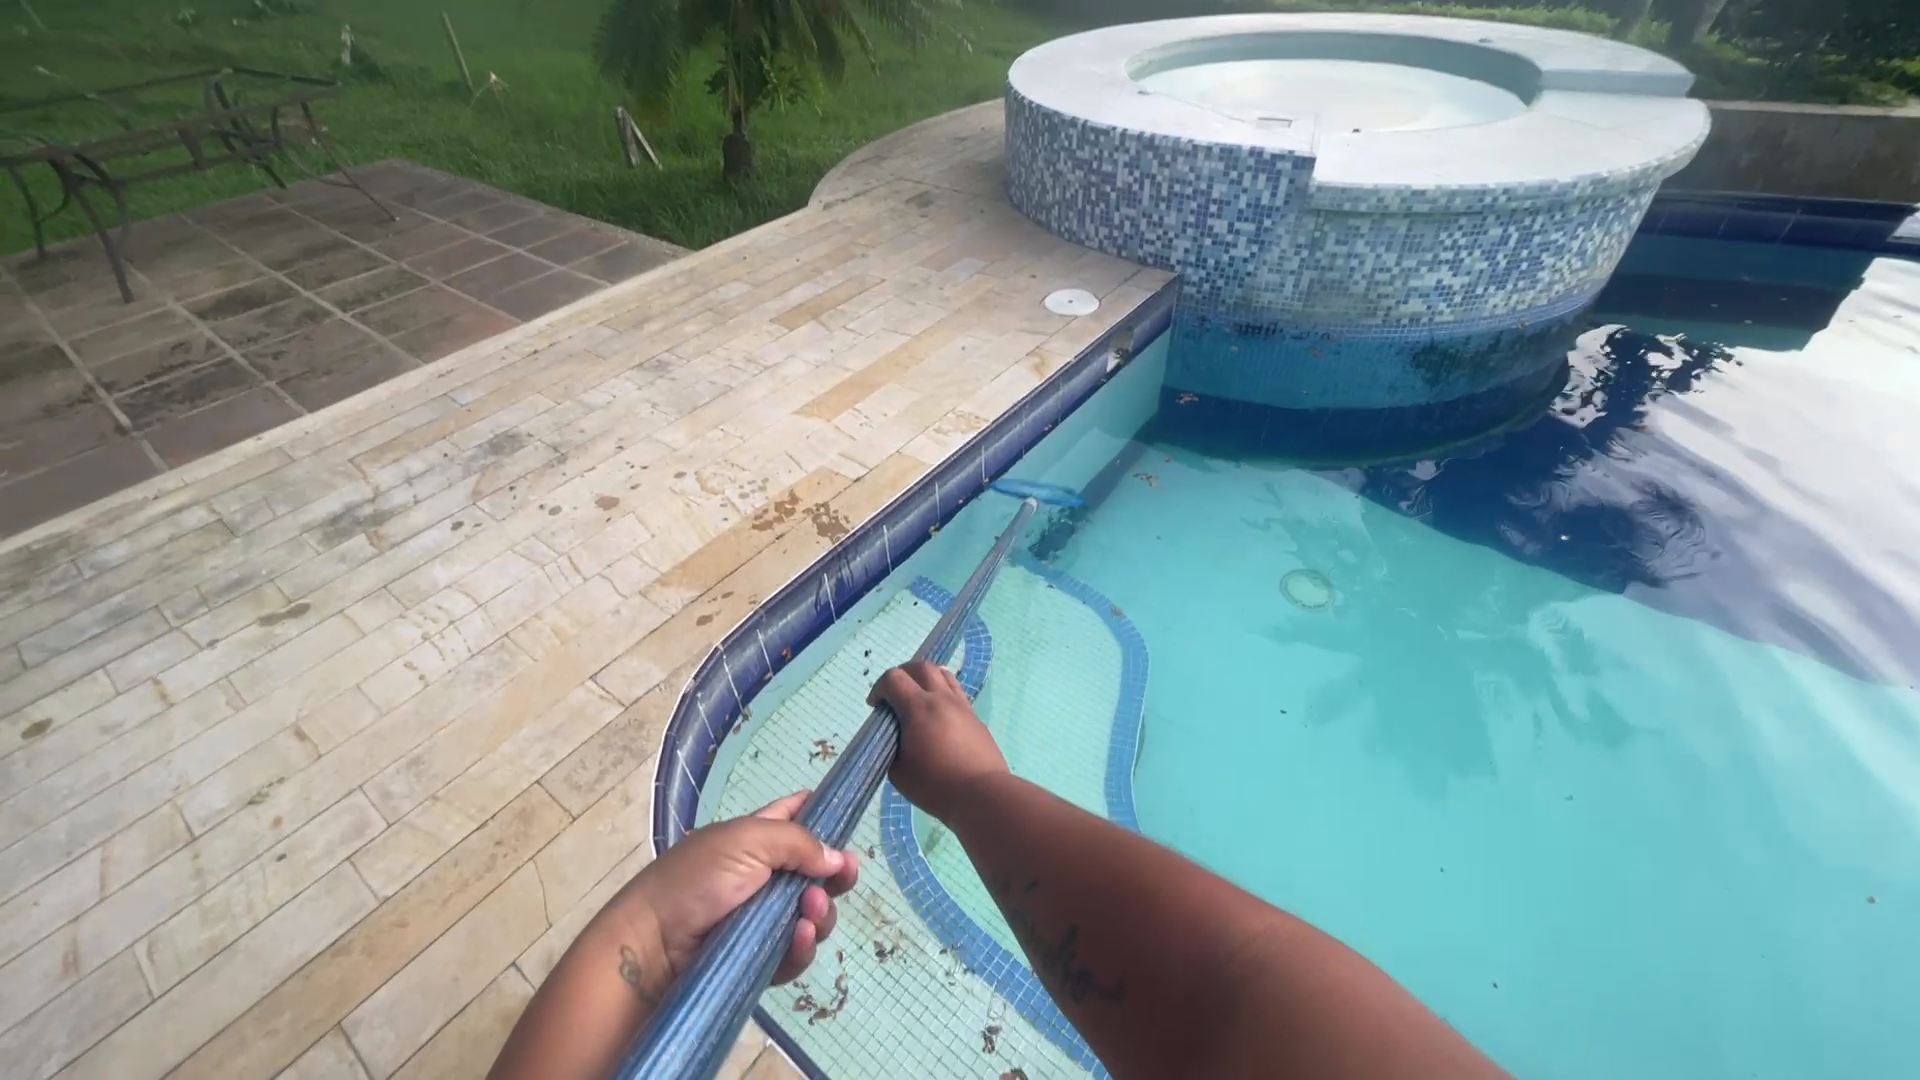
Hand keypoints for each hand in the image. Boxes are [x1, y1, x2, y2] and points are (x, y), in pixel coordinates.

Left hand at [607, 792, 859, 1003]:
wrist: (652, 946)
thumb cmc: (697, 878)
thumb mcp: (748, 840)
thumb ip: (799, 842)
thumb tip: (837, 858)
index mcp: (759, 836)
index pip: (798, 816)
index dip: (825, 815)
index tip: (849, 825)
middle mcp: (766, 874)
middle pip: (818, 870)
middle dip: (836, 874)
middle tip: (843, 875)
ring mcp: (766, 918)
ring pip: (814, 913)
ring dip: (820, 910)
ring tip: (807, 912)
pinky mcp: (763, 957)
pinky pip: (797, 952)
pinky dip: (803, 946)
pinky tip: (799, 938)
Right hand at [870, 660, 1010, 820]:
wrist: (981, 794)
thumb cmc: (935, 785)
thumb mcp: (898, 772)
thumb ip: (892, 747)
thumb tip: (898, 739)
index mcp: (918, 707)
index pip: (894, 679)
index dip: (879, 688)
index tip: (875, 706)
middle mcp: (941, 698)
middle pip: (921, 667)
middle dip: (903, 674)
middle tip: (895, 693)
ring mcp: (962, 706)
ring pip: (944, 674)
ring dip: (926, 678)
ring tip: (919, 696)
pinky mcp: (976, 718)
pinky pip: (957, 692)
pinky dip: (943, 693)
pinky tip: (939, 713)